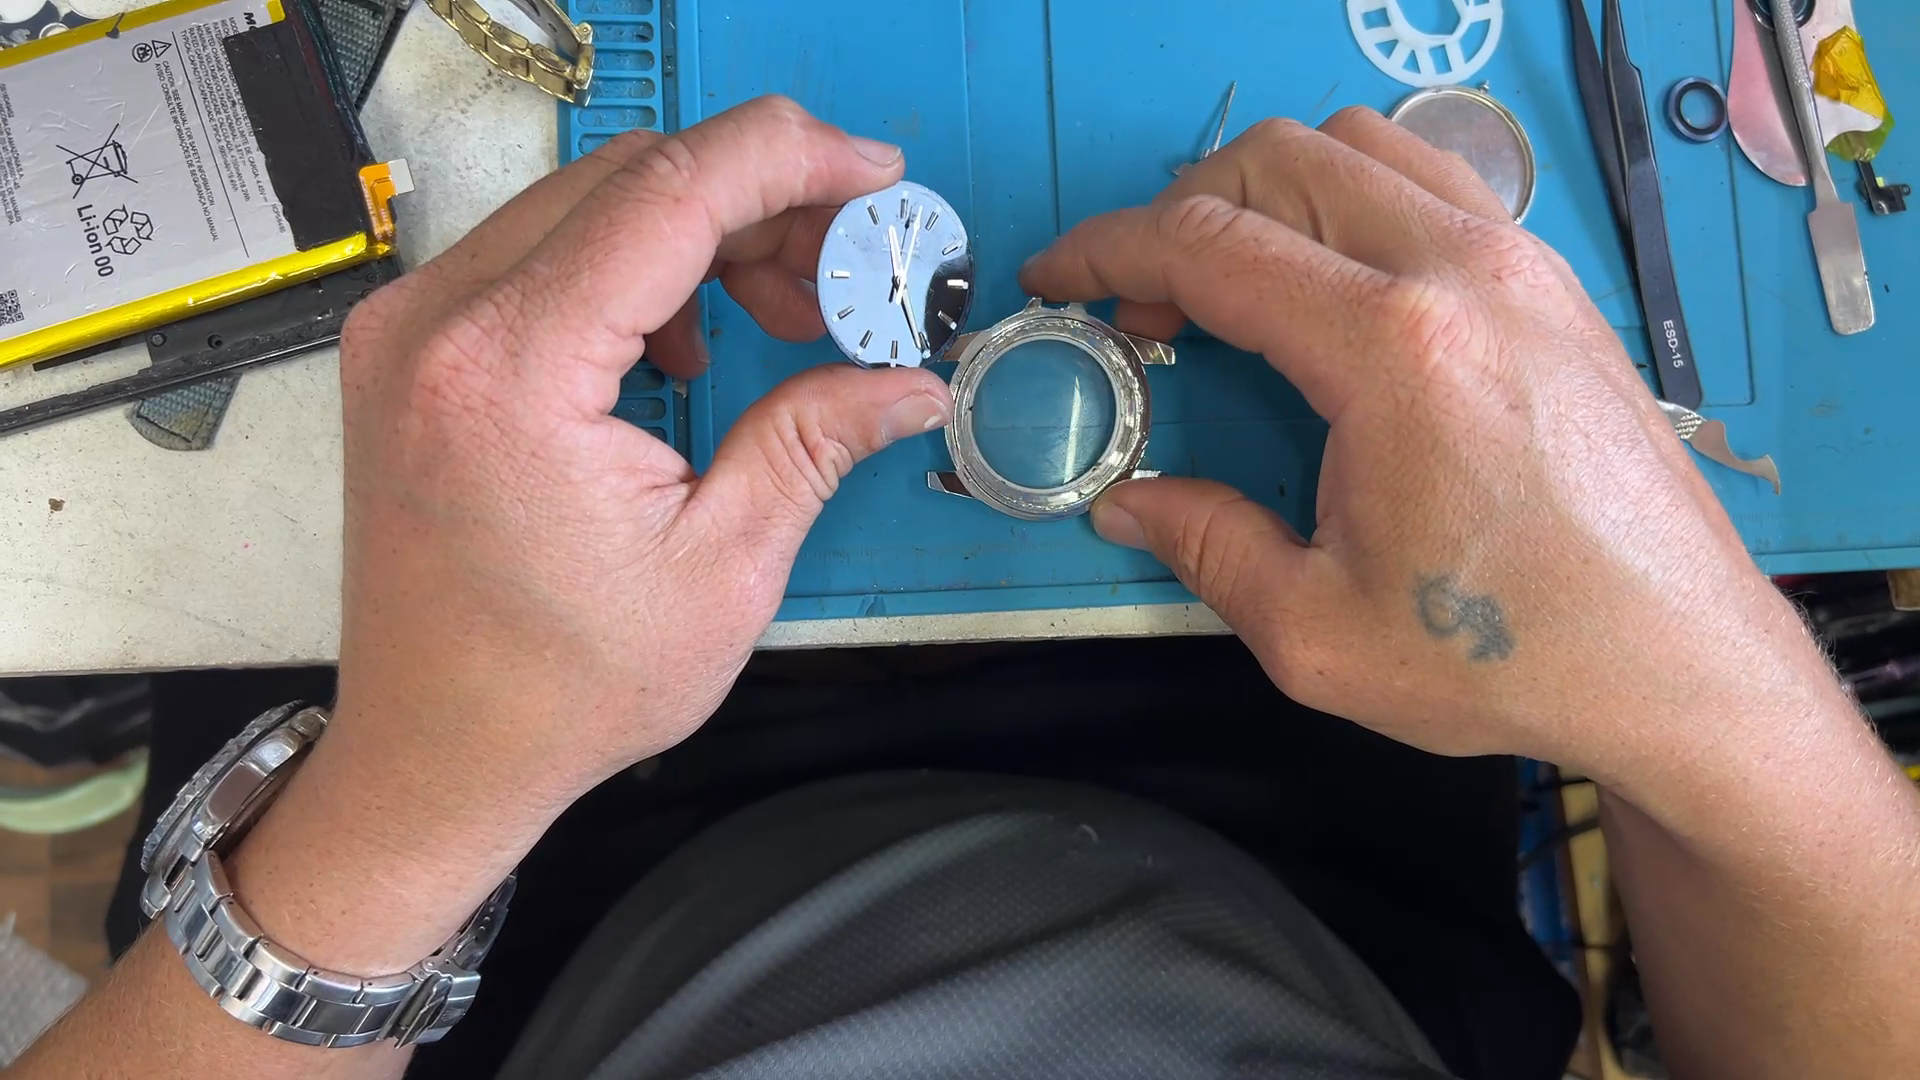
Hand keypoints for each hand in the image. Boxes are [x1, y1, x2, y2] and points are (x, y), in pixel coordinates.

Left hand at [332, 96, 950, 817]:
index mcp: (516, 370)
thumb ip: (817, 441)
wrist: (442, 754)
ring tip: (791, 311)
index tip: (875, 174)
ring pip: (595, 210)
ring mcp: (419, 330)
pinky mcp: (428, 354)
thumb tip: (913, 382)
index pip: (671, 194)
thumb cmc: (573, 684)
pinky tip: (693, 347)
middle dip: (766, 205)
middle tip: (852, 267)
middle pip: (634, 183)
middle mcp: (441, 320)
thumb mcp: (728, 565)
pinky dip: (649, 275)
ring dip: (711, 239)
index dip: (790, 163)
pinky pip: (555, 259)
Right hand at [1021, 108, 1835, 786]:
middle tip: (1130, 300)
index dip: (1106, 251)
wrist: (1678, 672)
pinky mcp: (1546, 281)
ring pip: (1350, 148)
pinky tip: (1312, 279)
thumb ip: (1199, 544)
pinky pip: (1417, 178)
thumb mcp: (1307, 630)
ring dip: (1252, 197)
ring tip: (1212, 284)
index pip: (1209, 248)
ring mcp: (1516, 260)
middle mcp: (1457, 268)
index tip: (1052, 277)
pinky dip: (1331, 199)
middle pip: (1274, 165)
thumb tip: (1119, 503)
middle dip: (1170, 215)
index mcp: (1386, 350)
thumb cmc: (1490, 658)